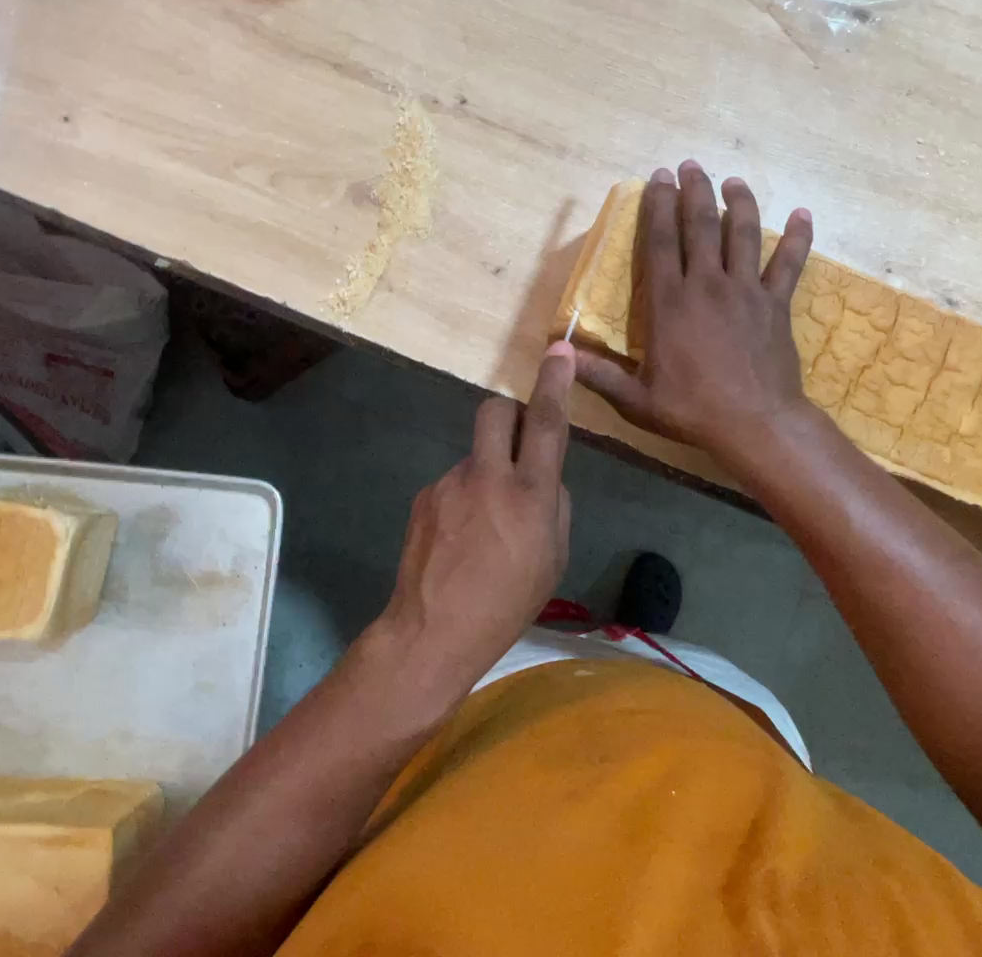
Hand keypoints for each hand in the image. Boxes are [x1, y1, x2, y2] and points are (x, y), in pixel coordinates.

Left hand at [378, 341, 575, 685]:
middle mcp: (487, 476)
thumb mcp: (554, 559)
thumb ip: (554, 506)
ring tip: (485, 528)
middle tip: (517, 445)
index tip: (558, 352)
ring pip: (475, 455)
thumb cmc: (507, 603)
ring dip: (486, 473)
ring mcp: (449, 483)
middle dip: (510, 414)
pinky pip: (453, 483)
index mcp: (529, 494)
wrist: (434, 630)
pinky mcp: (424, 496)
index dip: (554, 383)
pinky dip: (464, 499)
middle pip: (495, 410)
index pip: (546, 423)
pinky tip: (460, 539)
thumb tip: (545, 477)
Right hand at [574, 161, 815, 466]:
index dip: (657, 206)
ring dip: (738, 202)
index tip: (657, 178)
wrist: (755, 423)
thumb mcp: (635, 400)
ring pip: (743, 234)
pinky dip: (798, 237)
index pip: (660, 242)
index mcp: (669, 303)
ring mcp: (746, 291)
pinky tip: (802, 213)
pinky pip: (789, 263)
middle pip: (700, 226)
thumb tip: (560, 355)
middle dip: (693, 191)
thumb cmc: (691, 411)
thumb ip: (598, 375)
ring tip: (732, 180)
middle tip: (689, 166)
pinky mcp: (776, 304)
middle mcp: (707, 285)